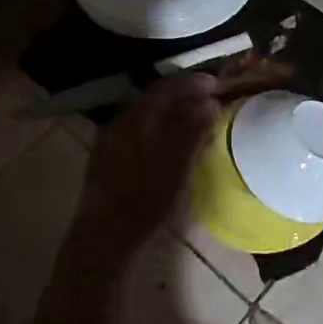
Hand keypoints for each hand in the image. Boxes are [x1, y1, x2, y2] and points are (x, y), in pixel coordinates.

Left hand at [70, 74, 220, 250]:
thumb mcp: (178, 165)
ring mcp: (111, 143)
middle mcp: (119, 124)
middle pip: (155, 101)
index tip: (217, 84)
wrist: (105, 240)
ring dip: (173, 115)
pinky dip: (161, 131)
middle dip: (184, 97)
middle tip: (211, 102)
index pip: (166, 88)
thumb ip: (194, 131)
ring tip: (198, 122)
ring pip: (147, 118)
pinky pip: (140, 134)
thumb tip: (210, 103)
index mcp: (135, 120)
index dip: (193, 83)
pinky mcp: (109, 162)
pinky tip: (174, 145)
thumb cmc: (145, 201)